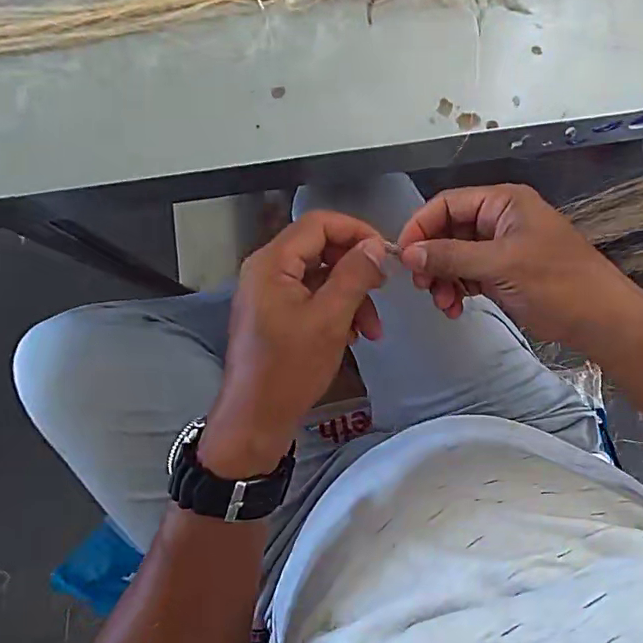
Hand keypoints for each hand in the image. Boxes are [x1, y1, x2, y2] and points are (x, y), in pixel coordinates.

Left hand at [201, 212, 387, 477]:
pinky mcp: (277, 314)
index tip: (386, 252)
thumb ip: (354, 275)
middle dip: (357, 269)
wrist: (256, 418)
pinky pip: (314, 297)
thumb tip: (375, 247)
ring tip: (372, 328)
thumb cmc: (288, 370)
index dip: (357, 232)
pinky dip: (338, 310)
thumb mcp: (330, 319)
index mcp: (272, 264)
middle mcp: (267, 271)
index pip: (319, 224)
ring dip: (352, 296)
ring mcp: (271, 293)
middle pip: (322, 249)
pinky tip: (354, 334)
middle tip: (383, 288)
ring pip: (322, 276)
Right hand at [394, 184, 642, 349]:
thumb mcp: (500, 265)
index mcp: (504, 203)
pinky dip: (459, 290)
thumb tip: (409, 254)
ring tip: (444, 304)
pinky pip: (471, 276)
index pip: (447, 204)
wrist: (600, 318)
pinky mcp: (507, 274)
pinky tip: (456, 308)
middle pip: (449, 231)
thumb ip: (451, 256)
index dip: (421, 226)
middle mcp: (501, 220)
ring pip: (458, 257)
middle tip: (424, 287)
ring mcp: (504, 248)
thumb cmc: (557, 283)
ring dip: (444, 279)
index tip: (404, 257)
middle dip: (433, 259)